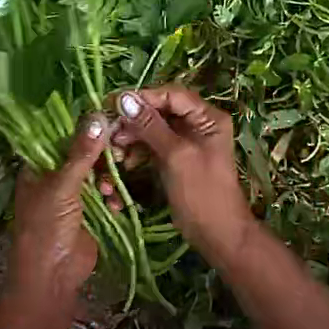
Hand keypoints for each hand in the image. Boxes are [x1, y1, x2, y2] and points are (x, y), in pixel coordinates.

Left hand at [8, 114, 110, 298]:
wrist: (52, 275)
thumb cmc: (46, 228)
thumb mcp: (63, 186)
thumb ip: (82, 153)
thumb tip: (99, 116)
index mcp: (39, 167)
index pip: (64, 137)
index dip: (86, 129)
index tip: (112, 122)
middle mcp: (56, 177)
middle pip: (85, 154)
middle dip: (103, 156)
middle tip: (121, 155)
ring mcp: (74, 195)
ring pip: (99, 174)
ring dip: (109, 178)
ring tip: (111, 188)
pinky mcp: (91, 211)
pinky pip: (107, 194)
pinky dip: (113, 196)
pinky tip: (115, 203)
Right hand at [111, 86, 256, 261]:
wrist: (218, 234)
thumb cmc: (202, 193)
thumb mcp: (176, 156)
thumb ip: (151, 126)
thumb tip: (124, 98)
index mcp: (208, 118)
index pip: (172, 95)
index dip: (143, 97)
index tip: (112, 105)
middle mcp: (199, 125)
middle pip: (161, 111)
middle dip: (134, 120)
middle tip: (110, 133)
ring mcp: (188, 142)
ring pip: (154, 129)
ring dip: (133, 137)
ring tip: (115, 150)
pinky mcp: (177, 159)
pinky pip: (154, 146)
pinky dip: (139, 151)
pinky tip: (126, 162)